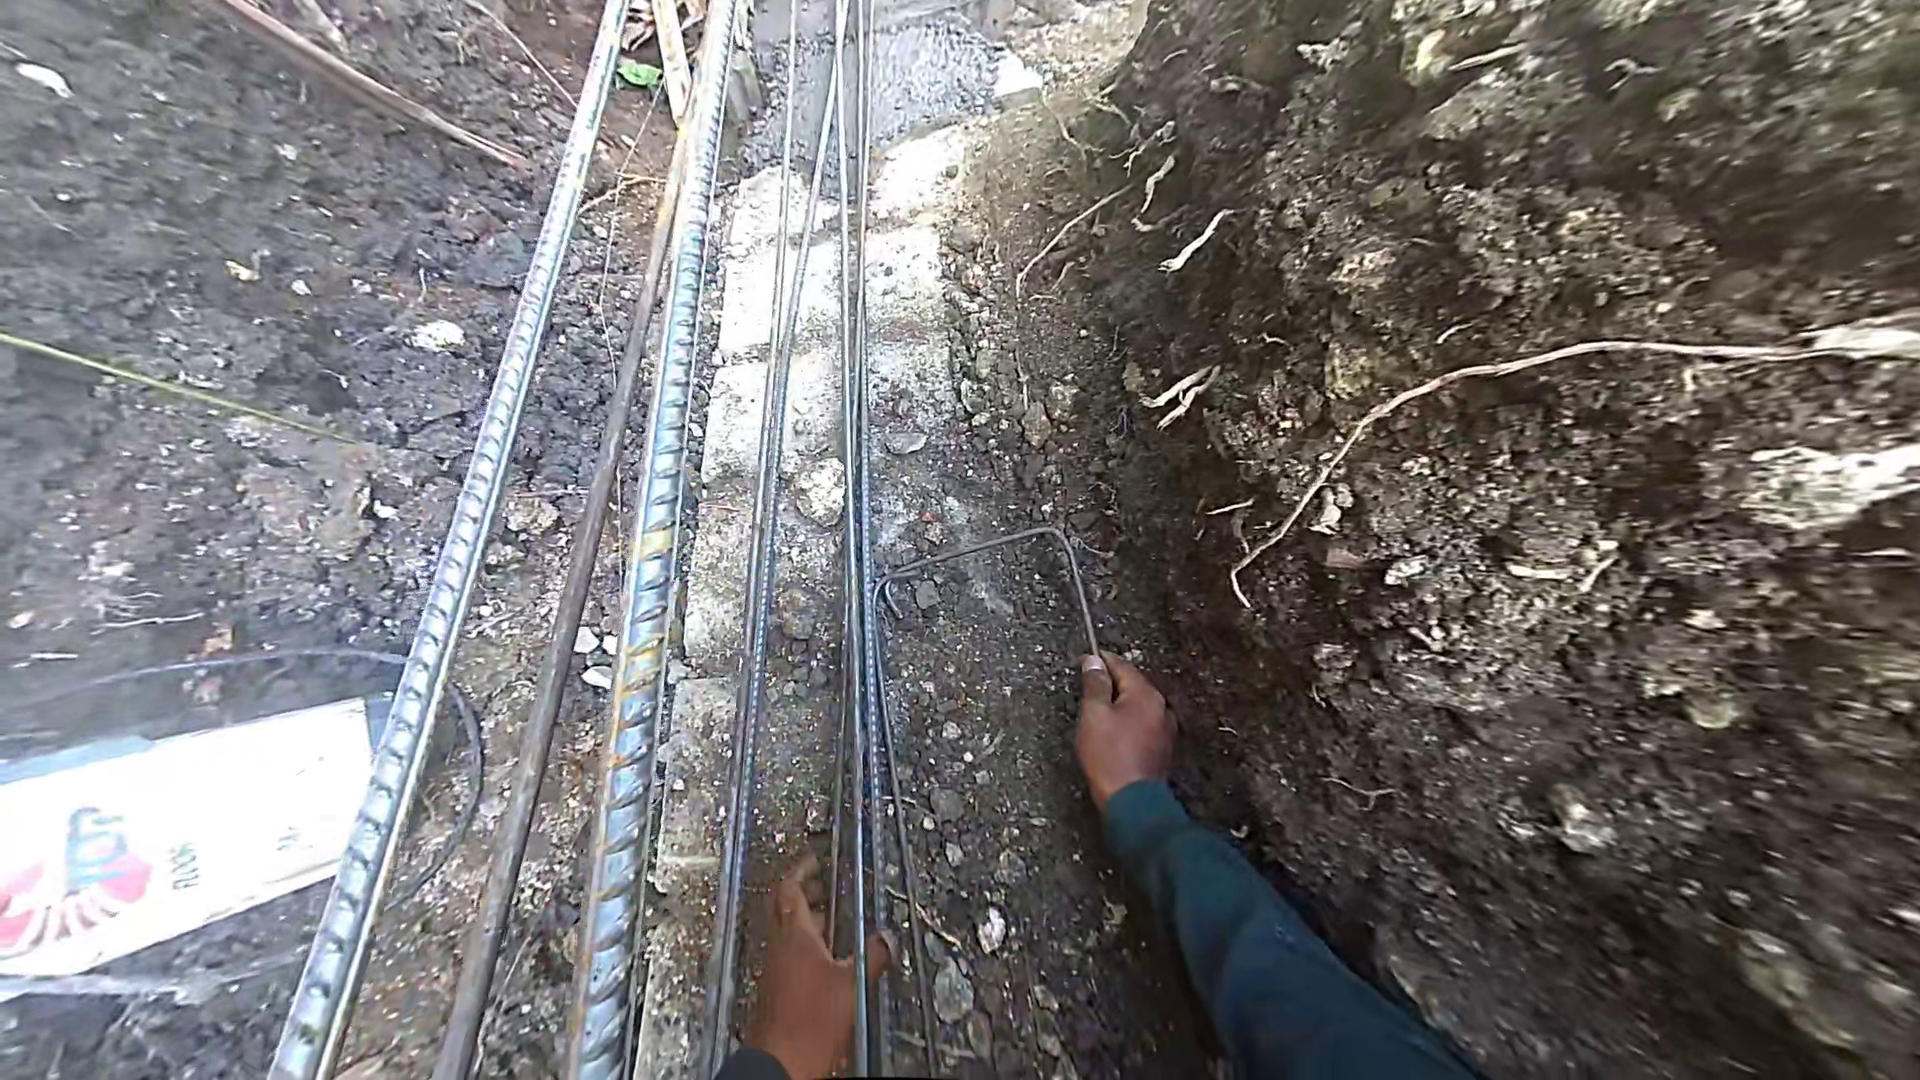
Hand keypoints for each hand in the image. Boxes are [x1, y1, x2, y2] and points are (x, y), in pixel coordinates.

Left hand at [750, 854, 889, 1079]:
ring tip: (832, 918)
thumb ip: (873, 956)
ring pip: (786, 929)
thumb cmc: (810, 1022)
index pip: (790, 888)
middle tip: (823, 884)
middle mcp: (780, 946)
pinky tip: (826, 957)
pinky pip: (788, 953)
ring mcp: (775, 967)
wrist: (780, 1065)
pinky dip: (805, 945)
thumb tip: (887, 939)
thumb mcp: (852, 984)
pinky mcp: (776, 988)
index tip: (815, 860)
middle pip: (783, 905)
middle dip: (803, 891)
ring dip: (806, 919)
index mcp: (795, 934)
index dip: (802, 870)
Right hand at [1076, 651, 1174, 811]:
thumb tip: (1093, 661)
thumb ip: (1095, 684)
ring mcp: (1164, 729)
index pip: (1121, 666)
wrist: (1131, 801)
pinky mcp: (1161, 748)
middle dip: (1110, 682)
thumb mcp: (1094, 714)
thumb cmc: (1110, 756)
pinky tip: (1113, 730)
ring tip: (1097, 709)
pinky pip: (1142, 723)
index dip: (1100, 661)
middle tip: (1087, 684)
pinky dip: (1126, 720)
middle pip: (1132, 684)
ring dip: (1119, 702)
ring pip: (1137, 705)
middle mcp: (1160, 708)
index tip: (1084, 661)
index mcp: (1145, 695)